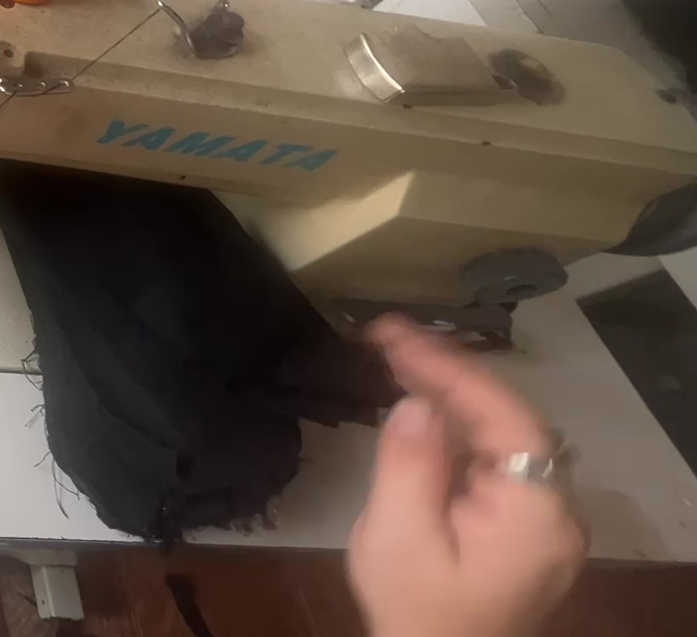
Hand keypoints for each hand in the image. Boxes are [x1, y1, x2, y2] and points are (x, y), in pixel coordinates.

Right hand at [348, 317, 585, 636]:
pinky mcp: (511, 513)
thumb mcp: (400, 534)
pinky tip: (413, 393)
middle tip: (383, 331)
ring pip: (499, 428)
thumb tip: (413, 402)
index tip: (395, 335)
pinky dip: (450, 412)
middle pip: (509, 418)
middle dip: (449, 367)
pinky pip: (487, 448)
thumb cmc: (415, 600)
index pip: (508, 420)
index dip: (454, 370)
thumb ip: (409, 466)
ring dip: (447, 383)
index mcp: (533, 513)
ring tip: (391, 348)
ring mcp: (534, 511)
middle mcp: (549, 506)